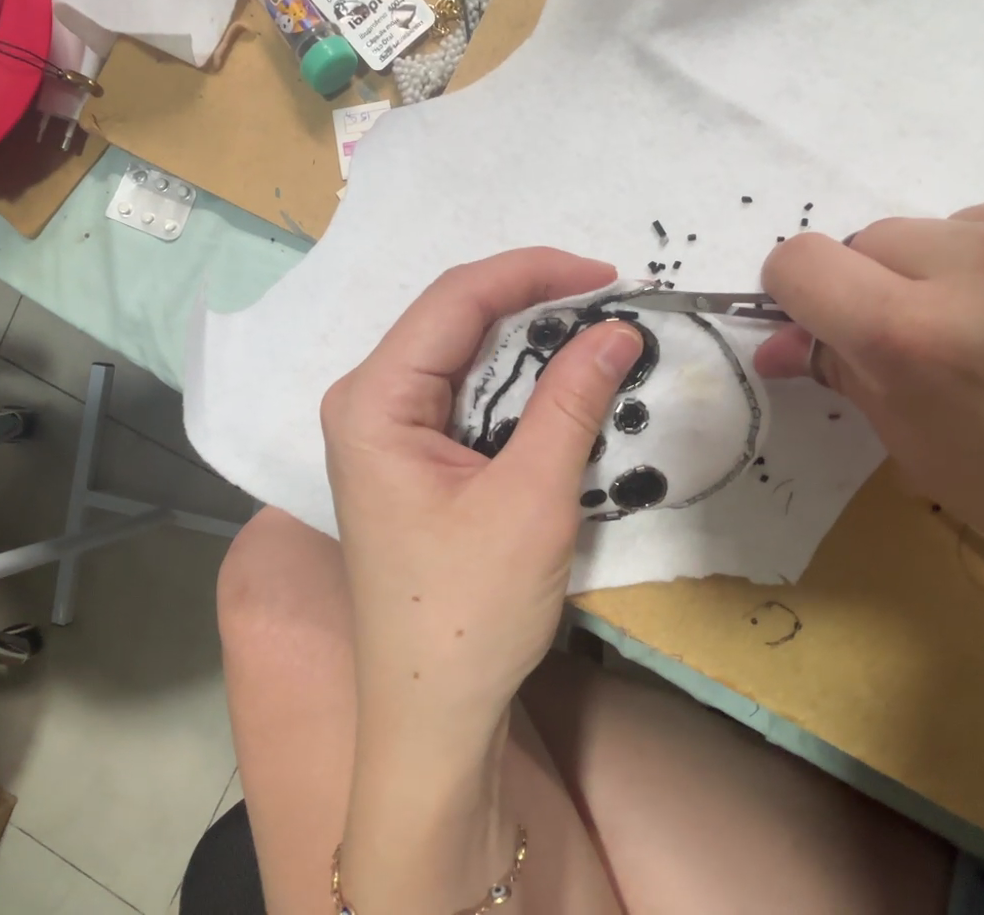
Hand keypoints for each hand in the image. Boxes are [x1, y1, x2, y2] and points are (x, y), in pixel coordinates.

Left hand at [322, 248, 642, 737]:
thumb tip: (617, 328)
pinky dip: (514, 386)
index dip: (533, 272)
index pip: (454, 299)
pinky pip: (462, 399)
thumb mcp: (531, 498)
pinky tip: (559, 386)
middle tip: (611, 306)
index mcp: (373, 400)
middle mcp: (366, 403)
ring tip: (597, 338)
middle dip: (533, 304)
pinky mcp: (407, 461)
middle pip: (453, 321)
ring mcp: (383, 433)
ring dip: (528, 345)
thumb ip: (570, 402)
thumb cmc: (470, 611)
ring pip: (461, 358)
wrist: (432, 710)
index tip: (607, 275)